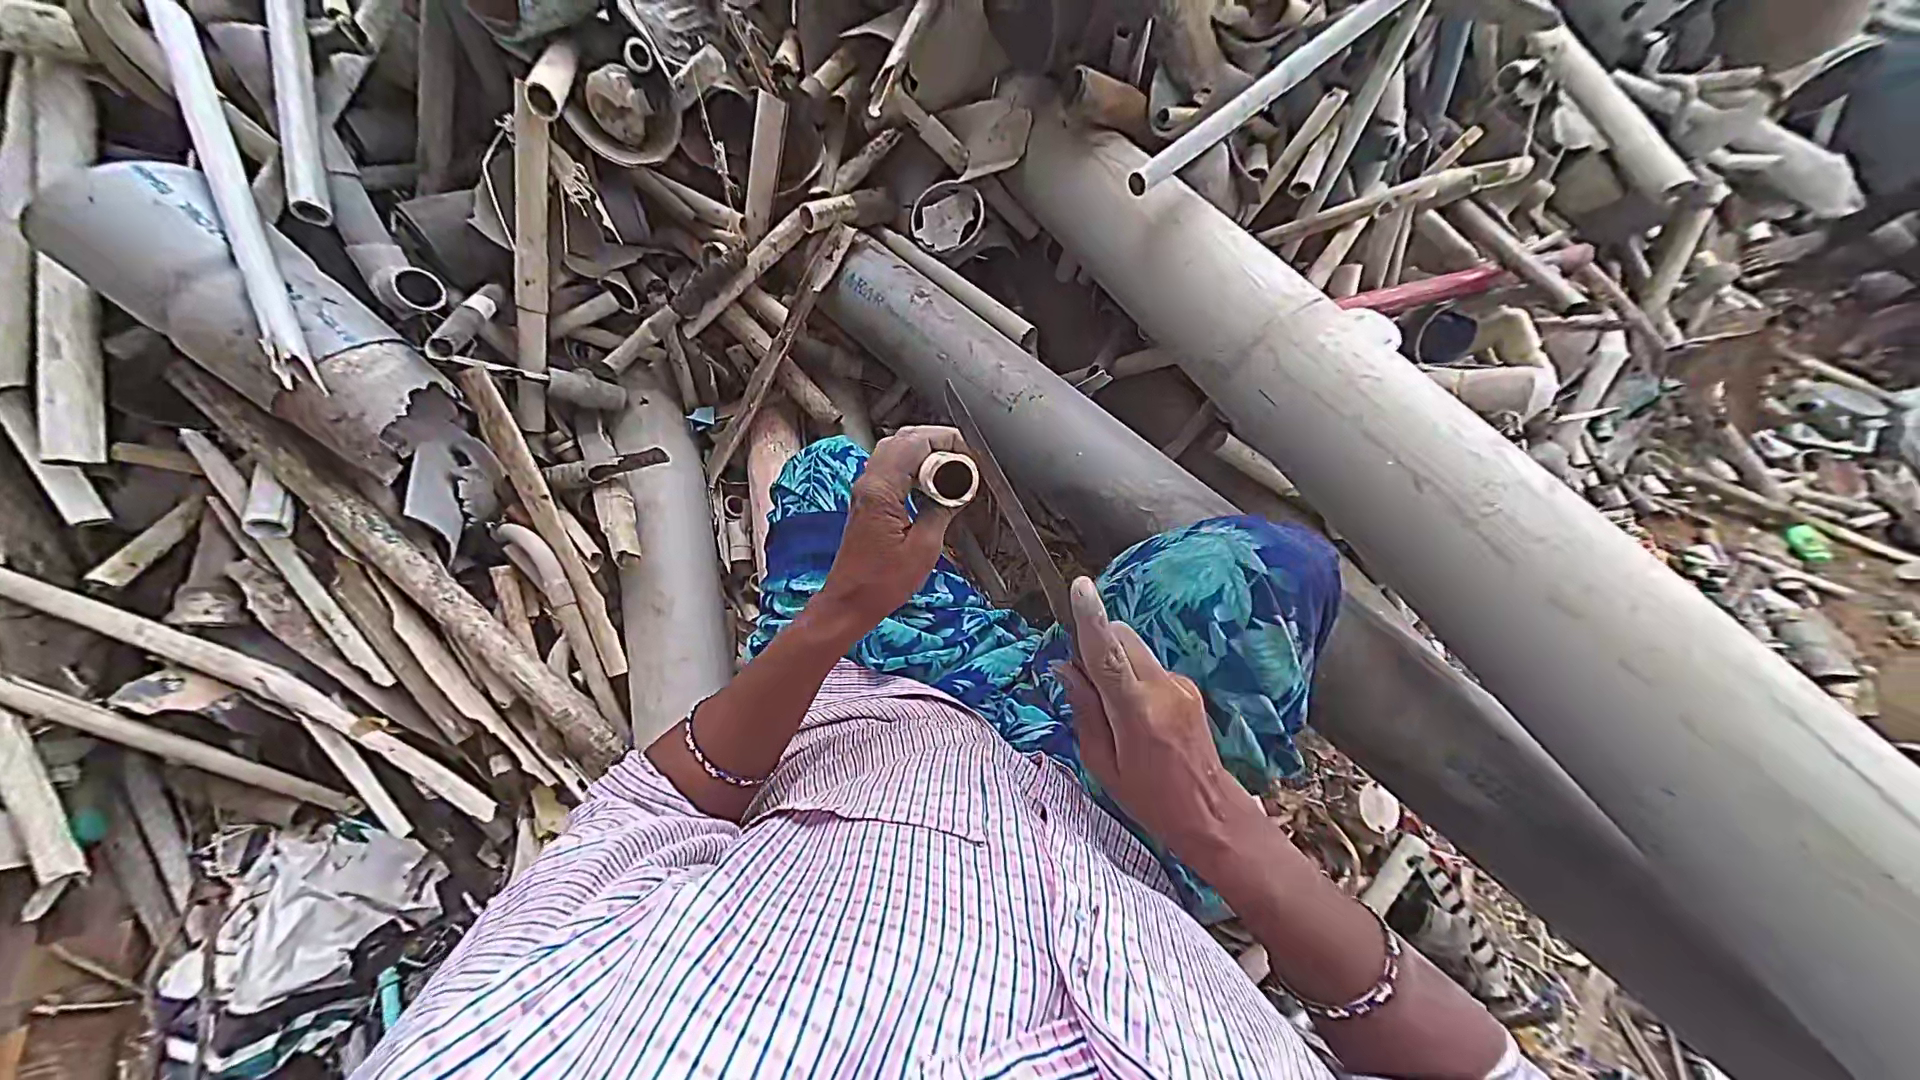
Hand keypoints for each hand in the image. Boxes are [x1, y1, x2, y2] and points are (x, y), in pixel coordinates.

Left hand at [817, 426, 967, 626]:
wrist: (850, 601)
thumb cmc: (882, 583)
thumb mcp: (925, 548)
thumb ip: (943, 509)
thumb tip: (958, 488)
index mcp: (881, 491)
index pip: (916, 443)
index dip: (947, 441)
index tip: (969, 456)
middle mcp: (869, 483)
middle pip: (904, 439)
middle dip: (938, 442)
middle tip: (964, 458)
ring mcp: (865, 490)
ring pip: (896, 450)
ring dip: (925, 452)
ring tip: (953, 468)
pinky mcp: (867, 500)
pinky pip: (892, 468)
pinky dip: (914, 466)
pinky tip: (932, 482)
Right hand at [1056, 577, 1266, 870]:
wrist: (1212, 814)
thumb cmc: (1149, 799)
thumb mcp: (1102, 764)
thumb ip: (1084, 711)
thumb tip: (1066, 668)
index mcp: (1137, 713)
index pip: (1108, 655)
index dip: (1092, 619)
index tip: (1080, 587)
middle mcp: (1163, 689)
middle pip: (1122, 637)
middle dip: (1096, 642)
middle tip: (1083, 680)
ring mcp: (1180, 685)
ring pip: (1134, 647)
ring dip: (1113, 658)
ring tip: (1111, 704)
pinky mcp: (1188, 686)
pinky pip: (1148, 663)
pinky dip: (1131, 672)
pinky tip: (1135, 710)